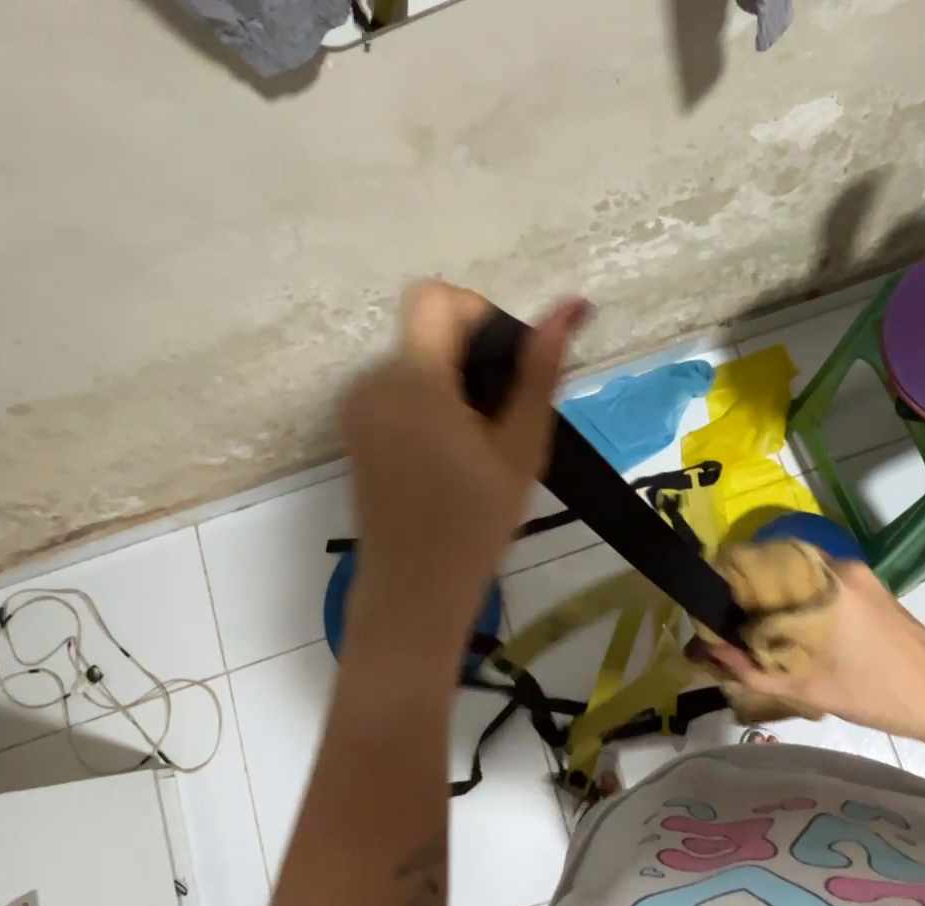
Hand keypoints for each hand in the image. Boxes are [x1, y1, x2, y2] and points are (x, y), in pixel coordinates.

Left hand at [340, 281, 590, 624]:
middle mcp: (372, 381)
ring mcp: (356, 407)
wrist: (414, 590)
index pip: (435, 297)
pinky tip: (447, 454)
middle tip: (502, 419)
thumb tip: (572, 306)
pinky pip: (394, 388)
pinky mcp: (352, 429)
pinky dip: (426, 402)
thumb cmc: (475, 524)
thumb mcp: (520, 449)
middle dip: (470, 356)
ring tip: (476, 444)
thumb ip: (540, 373)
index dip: (477, 313)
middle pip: (426, 329)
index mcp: (413, 381)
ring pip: (412, 359)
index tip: (505, 365)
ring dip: (449, 381)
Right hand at [702, 561, 924, 744]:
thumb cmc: (877, 695)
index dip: (726, 586)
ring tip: (757, 636)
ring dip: (773, 599)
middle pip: (775, 566)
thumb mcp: (807, 688)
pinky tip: (791, 634)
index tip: (710, 615)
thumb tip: (704, 651)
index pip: (757, 563)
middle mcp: (839, 565)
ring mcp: (858, 574)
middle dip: (747, 595)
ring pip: (796, 575)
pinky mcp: (868, 587)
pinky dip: (797, 602)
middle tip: (730, 630)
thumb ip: (750, 668)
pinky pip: (817, 583)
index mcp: (825, 582)